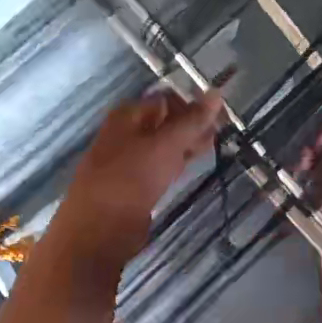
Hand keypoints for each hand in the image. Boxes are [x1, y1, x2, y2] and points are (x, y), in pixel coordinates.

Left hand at [54, 90, 224, 258]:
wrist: (99, 229)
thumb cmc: (130, 179)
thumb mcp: (165, 145)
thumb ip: (192, 121)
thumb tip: (216, 92)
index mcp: (127, 116)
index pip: (166, 99)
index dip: (193, 104)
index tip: (220, 116)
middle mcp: (126, 133)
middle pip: (165, 121)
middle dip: (192, 125)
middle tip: (222, 132)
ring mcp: (129, 160)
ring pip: (164, 145)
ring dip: (187, 144)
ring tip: (214, 145)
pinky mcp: (135, 185)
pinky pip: (160, 166)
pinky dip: (177, 162)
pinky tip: (193, 164)